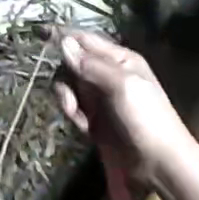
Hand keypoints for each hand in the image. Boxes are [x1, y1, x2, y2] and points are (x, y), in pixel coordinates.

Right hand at [56, 32, 196, 199]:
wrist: (160, 166)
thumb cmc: (146, 119)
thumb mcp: (121, 86)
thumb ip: (91, 65)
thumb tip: (63, 41)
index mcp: (119, 59)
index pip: (85, 39)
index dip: (63, 35)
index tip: (38, 33)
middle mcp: (108, 74)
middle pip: (73, 63)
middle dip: (66, 76)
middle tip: (71, 95)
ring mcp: (101, 97)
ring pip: (70, 86)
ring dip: (68, 98)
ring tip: (79, 115)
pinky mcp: (95, 119)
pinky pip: (75, 108)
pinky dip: (74, 115)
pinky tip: (85, 127)